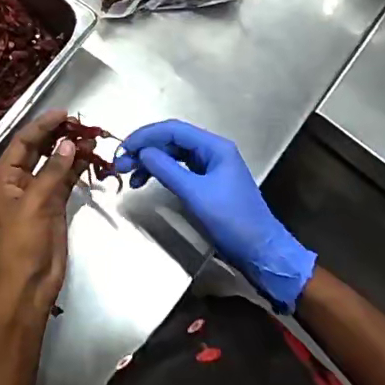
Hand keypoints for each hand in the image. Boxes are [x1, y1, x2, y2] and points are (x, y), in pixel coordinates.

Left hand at [0, 110, 83, 324]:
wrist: (26, 287)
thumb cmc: (21, 243)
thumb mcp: (35, 203)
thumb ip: (52, 172)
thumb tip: (68, 143)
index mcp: (4, 177)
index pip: (23, 141)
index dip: (42, 125)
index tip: (64, 113)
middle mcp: (19, 181)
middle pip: (38, 150)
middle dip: (57, 136)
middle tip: (81, 124)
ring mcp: (37, 195)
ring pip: (54, 166)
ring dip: (70, 152)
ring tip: (91, 137)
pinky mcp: (53, 209)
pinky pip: (64, 182)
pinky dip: (76, 171)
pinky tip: (89, 159)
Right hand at [116, 119, 315, 310]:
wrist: (263, 254)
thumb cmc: (233, 222)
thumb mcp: (196, 194)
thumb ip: (166, 169)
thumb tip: (141, 152)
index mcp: (214, 147)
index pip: (172, 130)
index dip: (144, 136)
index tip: (123, 149)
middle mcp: (212, 151)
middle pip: (170, 139)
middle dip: (144, 148)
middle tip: (121, 163)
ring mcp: (210, 166)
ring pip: (171, 154)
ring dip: (149, 162)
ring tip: (129, 176)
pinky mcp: (207, 182)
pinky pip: (177, 169)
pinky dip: (159, 173)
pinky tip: (145, 182)